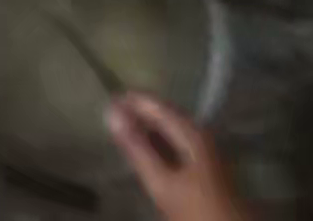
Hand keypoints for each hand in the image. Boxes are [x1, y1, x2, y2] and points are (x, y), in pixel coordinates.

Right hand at [109, 92, 250, 220]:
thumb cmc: (198, 213)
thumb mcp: (162, 183)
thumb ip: (137, 147)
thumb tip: (111, 113)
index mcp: (192, 132)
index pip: (153, 103)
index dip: (128, 102)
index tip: (105, 105)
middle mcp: (201, 134)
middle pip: (162, 113)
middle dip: (136, 114)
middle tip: (110, 119)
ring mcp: (206, 151)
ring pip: (169, 129)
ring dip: (146, 129)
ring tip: (122, 133)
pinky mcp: (207, 167)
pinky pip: (175, 143)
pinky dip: (157, 143)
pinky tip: (145, 151)